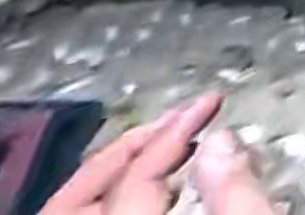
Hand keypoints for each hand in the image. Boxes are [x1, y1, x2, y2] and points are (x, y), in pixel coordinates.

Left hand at [41, 92, 277, 214]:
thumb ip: (235, 191)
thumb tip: (221, 137)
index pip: (134, 180)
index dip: (173, 134)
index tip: (211, 101)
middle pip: (75, 200)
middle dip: (131, 146)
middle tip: (181, 113)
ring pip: (70, 210)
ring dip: (118, 166)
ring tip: (169, 136)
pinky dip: (110, 191)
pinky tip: (153, 175)